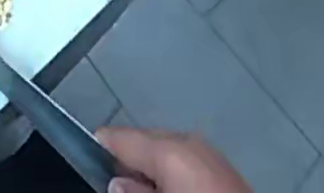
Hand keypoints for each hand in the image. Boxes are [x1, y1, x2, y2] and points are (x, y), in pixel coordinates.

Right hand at [97, 127, 251, 192]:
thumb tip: (116, 184)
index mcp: (165, 146)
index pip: (114, 136)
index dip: (99, 154)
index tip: (96, 174)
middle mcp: (185, 139)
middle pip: (140, 141)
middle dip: (131, 164)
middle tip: (127, 189)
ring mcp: (210, 153)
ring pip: (164, 152)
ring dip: (154, 172)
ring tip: (152, 191)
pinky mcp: (227, 171)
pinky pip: (187, 164)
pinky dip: (176, 177)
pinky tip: (176, 192)